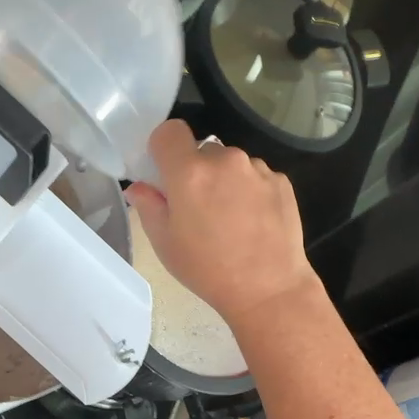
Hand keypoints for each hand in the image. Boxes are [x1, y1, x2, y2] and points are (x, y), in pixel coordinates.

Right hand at [125, 119, 321, 323]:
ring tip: (226, 220)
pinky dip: (247, 191)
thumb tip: (138, 188)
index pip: (169, 131)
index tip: (163, 172)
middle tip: (195, 210)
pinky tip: (249, 223)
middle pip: (201, 151)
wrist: (266, 286)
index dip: (162, 148)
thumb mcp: (164, 243)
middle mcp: (225, 159)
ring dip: (222, 182)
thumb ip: (148, 207)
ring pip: (229, 164)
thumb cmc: (206, 268)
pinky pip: (254, 176)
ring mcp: (257, 168)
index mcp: (189, 173)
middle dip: (194, 172)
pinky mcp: (280, 180)